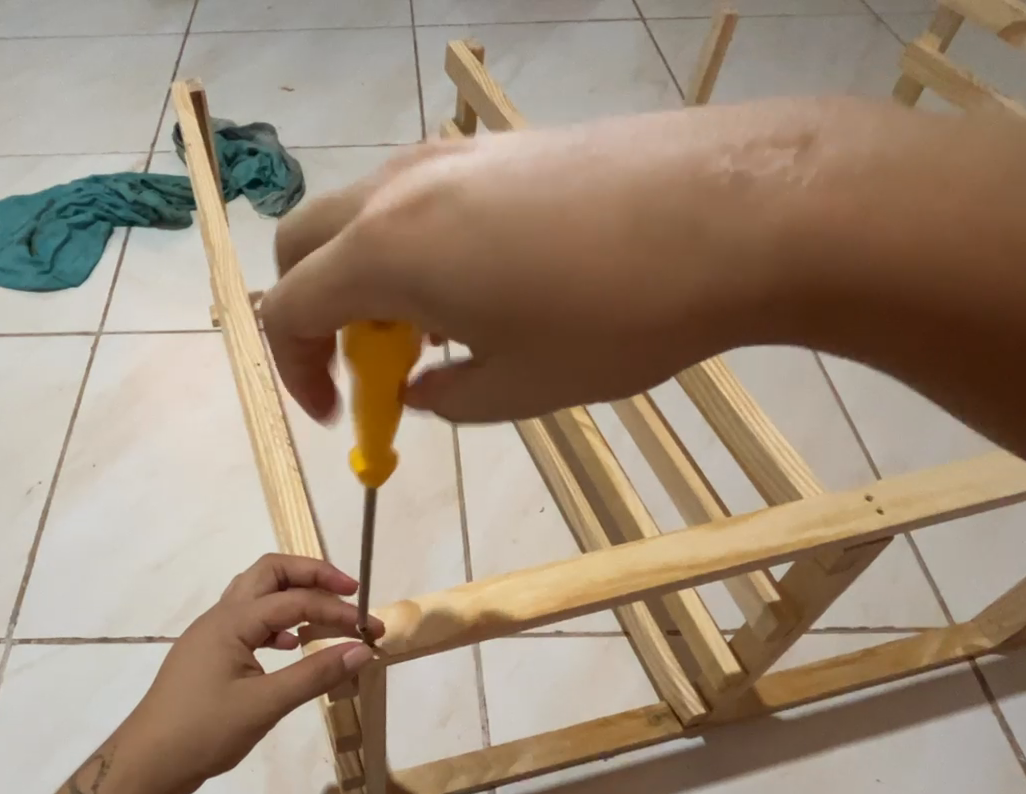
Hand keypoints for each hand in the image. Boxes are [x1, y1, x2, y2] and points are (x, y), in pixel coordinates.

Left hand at [119, 554, 383, 793]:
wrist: (147, 763)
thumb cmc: (203, 731)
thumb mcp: (265, 705)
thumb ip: (315, 675)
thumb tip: (362, 651)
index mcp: (231, 621)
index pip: (295, 601)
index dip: (337, 611)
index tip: (371, 629)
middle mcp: (220, 617)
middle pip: (270, 572)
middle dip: (312, 576)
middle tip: (348, 592)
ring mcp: (212, 635)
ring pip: (257, 596)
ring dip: (294, 596)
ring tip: (327, 617)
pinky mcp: (210, 656)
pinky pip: (250, 623)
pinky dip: (277, 625)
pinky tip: (293, 647)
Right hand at [260, 103, 823, 423]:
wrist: (738, 211)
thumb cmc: (614, 317)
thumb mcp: (513, 388)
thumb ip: (441, 397)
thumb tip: (414, 389)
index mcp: (385, 253)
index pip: (287, 308)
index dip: (295, 372)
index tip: (337, 415)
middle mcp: (398, 190)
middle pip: (305, 247)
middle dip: (313, 317)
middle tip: (366, 369)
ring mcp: (449, 156)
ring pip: (361, 218)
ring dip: (364, 281)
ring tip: (427, 335)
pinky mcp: (498, 146)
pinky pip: (418, 200)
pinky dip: (411, 251)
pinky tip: (477, 288)